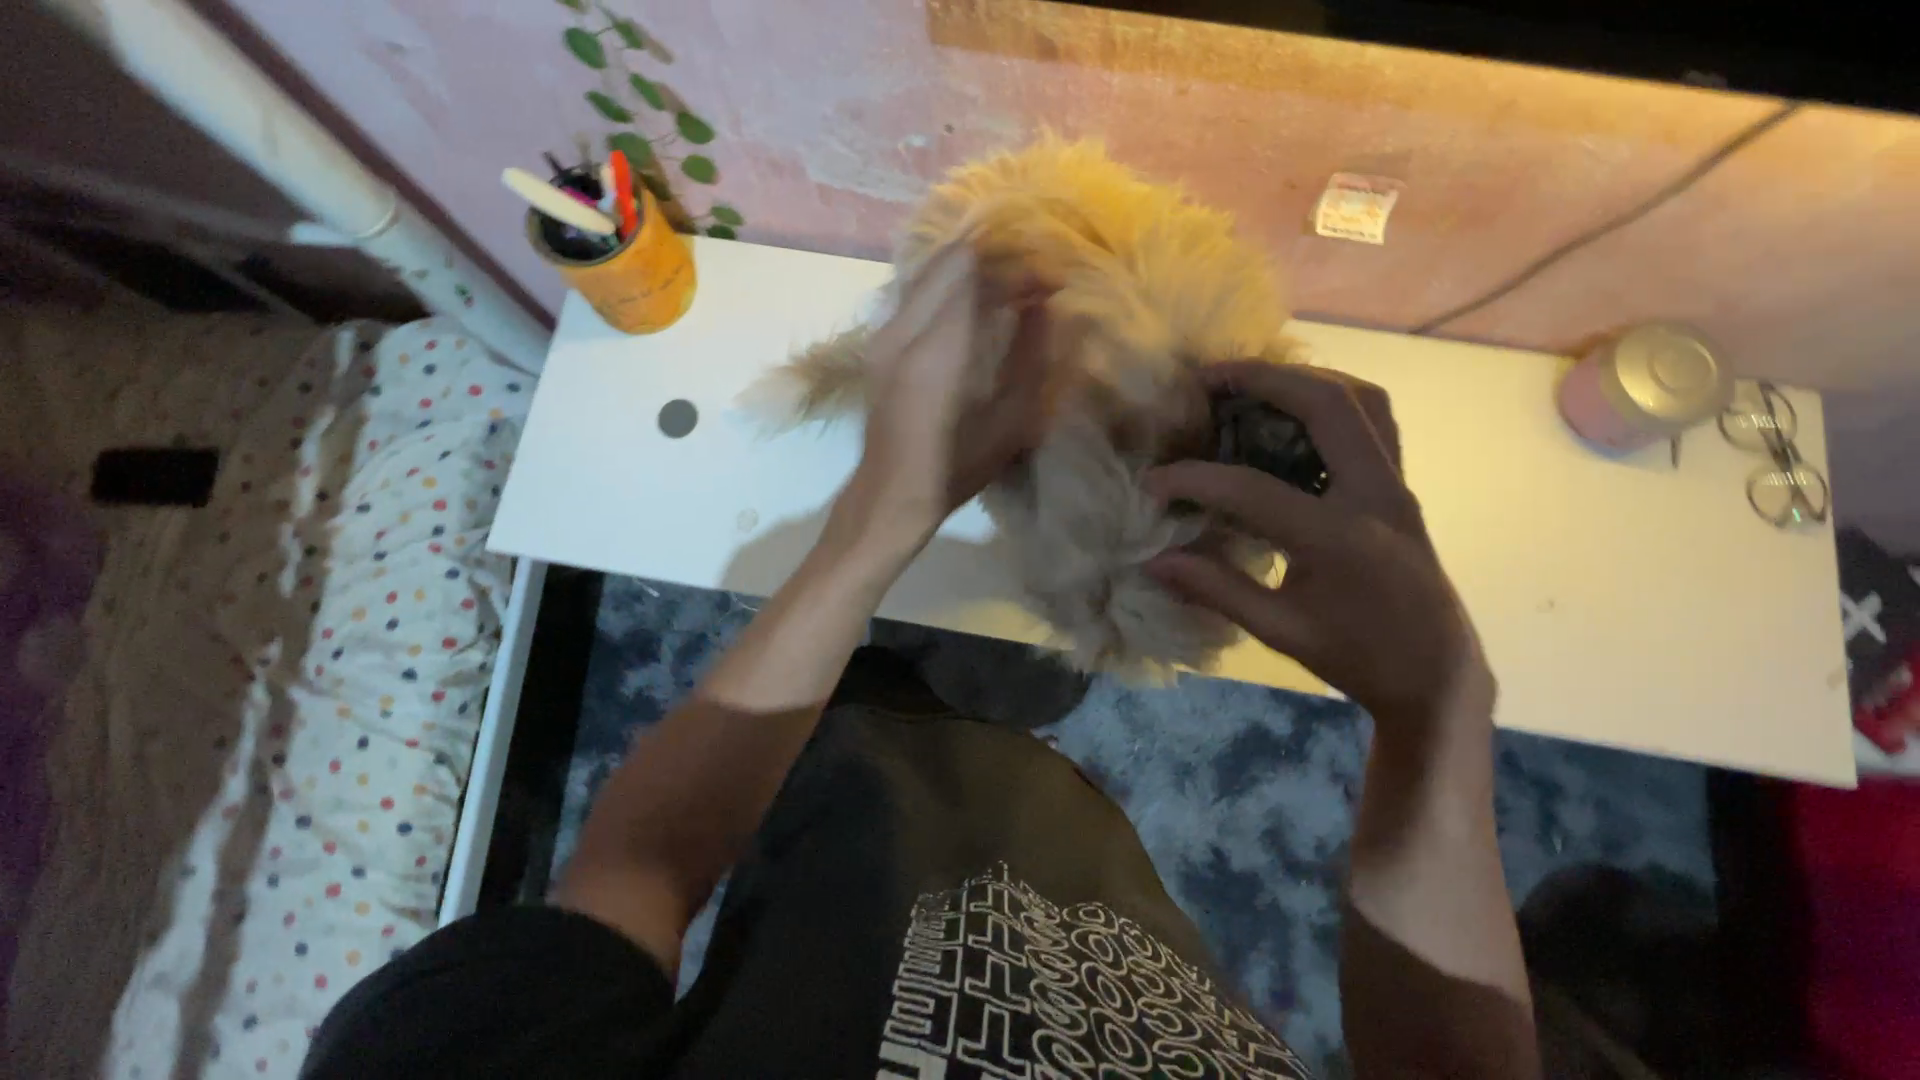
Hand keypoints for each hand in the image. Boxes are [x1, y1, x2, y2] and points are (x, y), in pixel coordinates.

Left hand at [834, 240, 1053, 549]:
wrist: (892, 492)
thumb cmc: (957, 467)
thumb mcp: (1011, 419)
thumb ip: (1030, 354)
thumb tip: (1044, 306)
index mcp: (939, 348)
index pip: (980, 272)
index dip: (1023, 269)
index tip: (1054, 285)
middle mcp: (905, 327)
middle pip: (953, 257)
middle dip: (1000, 259)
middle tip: (1033, 280)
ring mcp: (885, 330)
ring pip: (931, 269)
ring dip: (974, 268)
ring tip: (1009, 287)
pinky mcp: (879, 341)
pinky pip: (918, 290)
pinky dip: (951, 285)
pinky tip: (975, 306)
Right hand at [1144, 361, 1490, 725]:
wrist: (1436, 674)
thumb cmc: (1357, 658)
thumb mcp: (1280, 631)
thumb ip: (1216, 589)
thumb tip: (1154, 561)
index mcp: (1339, 538)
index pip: (1253, 489)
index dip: (1195, 479)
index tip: (1154, 481)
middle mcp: (1376, 495)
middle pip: (1327, 404)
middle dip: (1264, 379)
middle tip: (1209, 378)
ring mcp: (1397, 486)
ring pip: (1362, 399)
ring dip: (1305, 379)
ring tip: (1253, 384)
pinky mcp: (1401, 487)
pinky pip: (1374, 420)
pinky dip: (1331, 401)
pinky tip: (1292, 417)